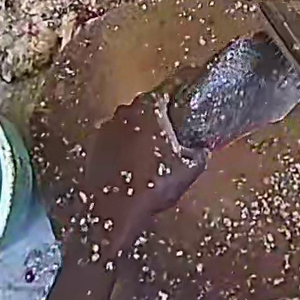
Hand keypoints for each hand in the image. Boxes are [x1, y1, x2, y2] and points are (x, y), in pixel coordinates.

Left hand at [75, 91, 207, 260]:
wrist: (113, 212)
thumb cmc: (152, 185)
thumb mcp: (189, 169)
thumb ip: (199, 152)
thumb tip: (204, 147)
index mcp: (149, 108)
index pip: (171, 87)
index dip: (184, 88)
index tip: (192, 90)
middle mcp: (126, 110)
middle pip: (150, 105)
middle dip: (163, 115)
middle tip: (176, 130)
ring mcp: (107, 127)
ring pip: (132, 122)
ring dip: (143, 131)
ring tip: (155, 151)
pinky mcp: (95, 145)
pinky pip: (118, 138)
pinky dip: (127, 145)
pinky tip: (135, 162)